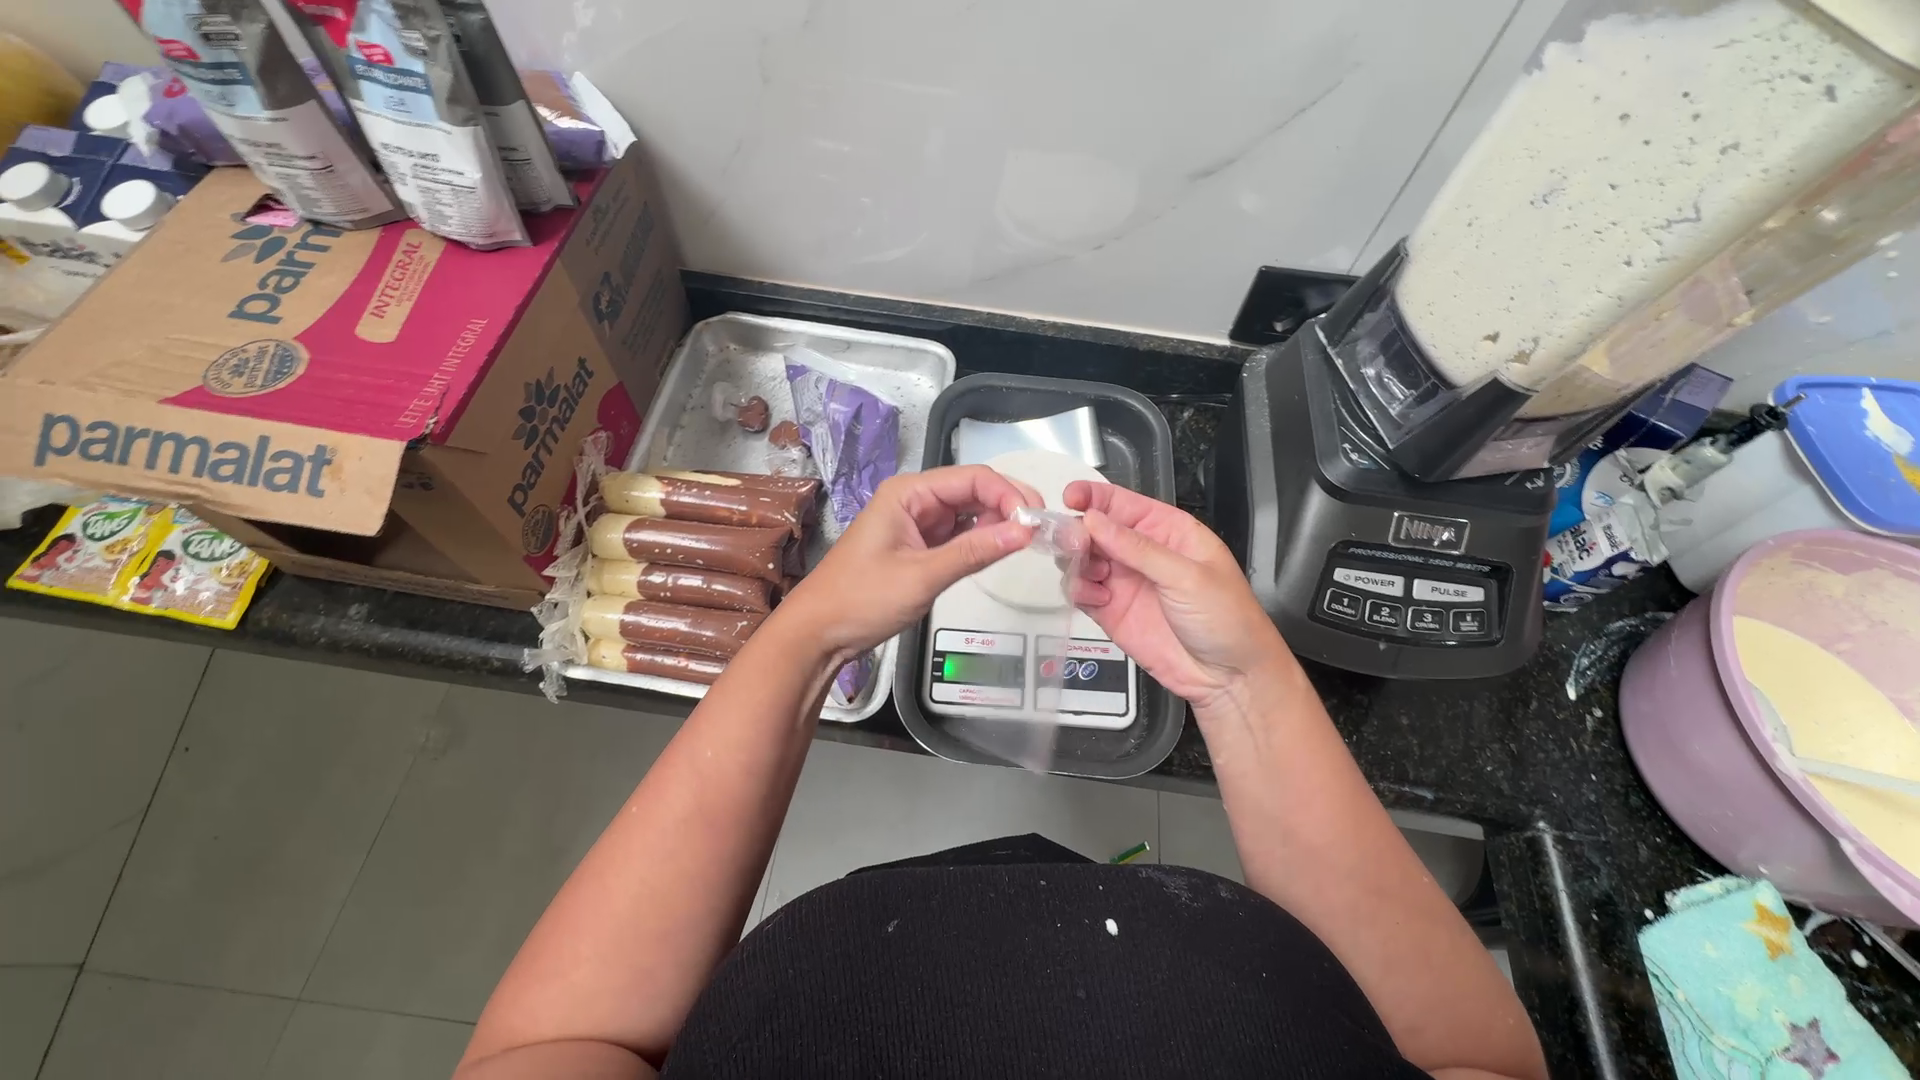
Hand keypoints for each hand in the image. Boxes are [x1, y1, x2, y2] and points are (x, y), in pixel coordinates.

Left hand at [780, 466, 1039, 656]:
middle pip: (973, 490)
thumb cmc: (861, 599)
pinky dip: (982, 540)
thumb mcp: (922, 575)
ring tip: (1032, 539)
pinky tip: (1003, 548)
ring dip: (999, 522)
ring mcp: (917, 524)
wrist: (819, 633)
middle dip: (1008, 504)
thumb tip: (1024, 532)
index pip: (972, 478)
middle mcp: (914, 500)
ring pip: (969, 512)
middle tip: (1043, 528)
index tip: (1035, 522)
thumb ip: (974, 551)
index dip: (1008, 493)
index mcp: (908, 493)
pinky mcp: (919, 547)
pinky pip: (959, 535)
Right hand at [1064, 482, 1290, 711]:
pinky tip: (1095, 598)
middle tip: (1073, 544)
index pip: (1122, 503)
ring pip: (1083, 559)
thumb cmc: (1227, 618)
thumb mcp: (1187, 577)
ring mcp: (1125, 581)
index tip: (1070, 497)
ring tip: (1092, 576)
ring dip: (1077, 562)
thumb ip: (1138, 549)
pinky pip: (1082, 591)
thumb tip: (1094, 520)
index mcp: (1167, 530)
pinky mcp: (1112, 611)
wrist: (1230, 677)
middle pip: (1095, 529)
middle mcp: (1142, 552)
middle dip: (1078, 532)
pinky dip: (1078, 590)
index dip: (1094, 496)